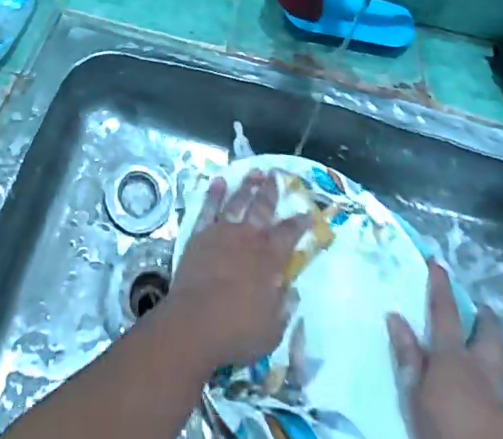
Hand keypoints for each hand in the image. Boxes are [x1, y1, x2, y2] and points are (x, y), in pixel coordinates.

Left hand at [164, 170, 311, 368]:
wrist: (194, 323)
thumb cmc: (237, 331)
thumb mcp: (273, 329)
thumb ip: (283, 306)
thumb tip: (291, 290)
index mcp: (269, 260)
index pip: (289, 234)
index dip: (300, 223)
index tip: (309, 211)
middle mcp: (247, 239)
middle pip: (262, 208)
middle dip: (270, 191)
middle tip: (275, 175)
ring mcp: (221, 233)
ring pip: (236, 202)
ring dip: (246, 186)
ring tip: (254, 171)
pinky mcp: (199, 236)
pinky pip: (208, 209)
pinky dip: (213, 194)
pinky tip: (218, 182)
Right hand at [387, 260, 502, 438]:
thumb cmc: (443, 433)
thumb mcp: (414, 397)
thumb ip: (408, 356)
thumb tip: (395, 315)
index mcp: (454, 357)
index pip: (445, 311)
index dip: (440, 284)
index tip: (437, 262)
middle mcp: (486, 367)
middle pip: (490, 332)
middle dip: (485, 317)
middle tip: (479, 309)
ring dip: (502, 346)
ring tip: (494, 345)